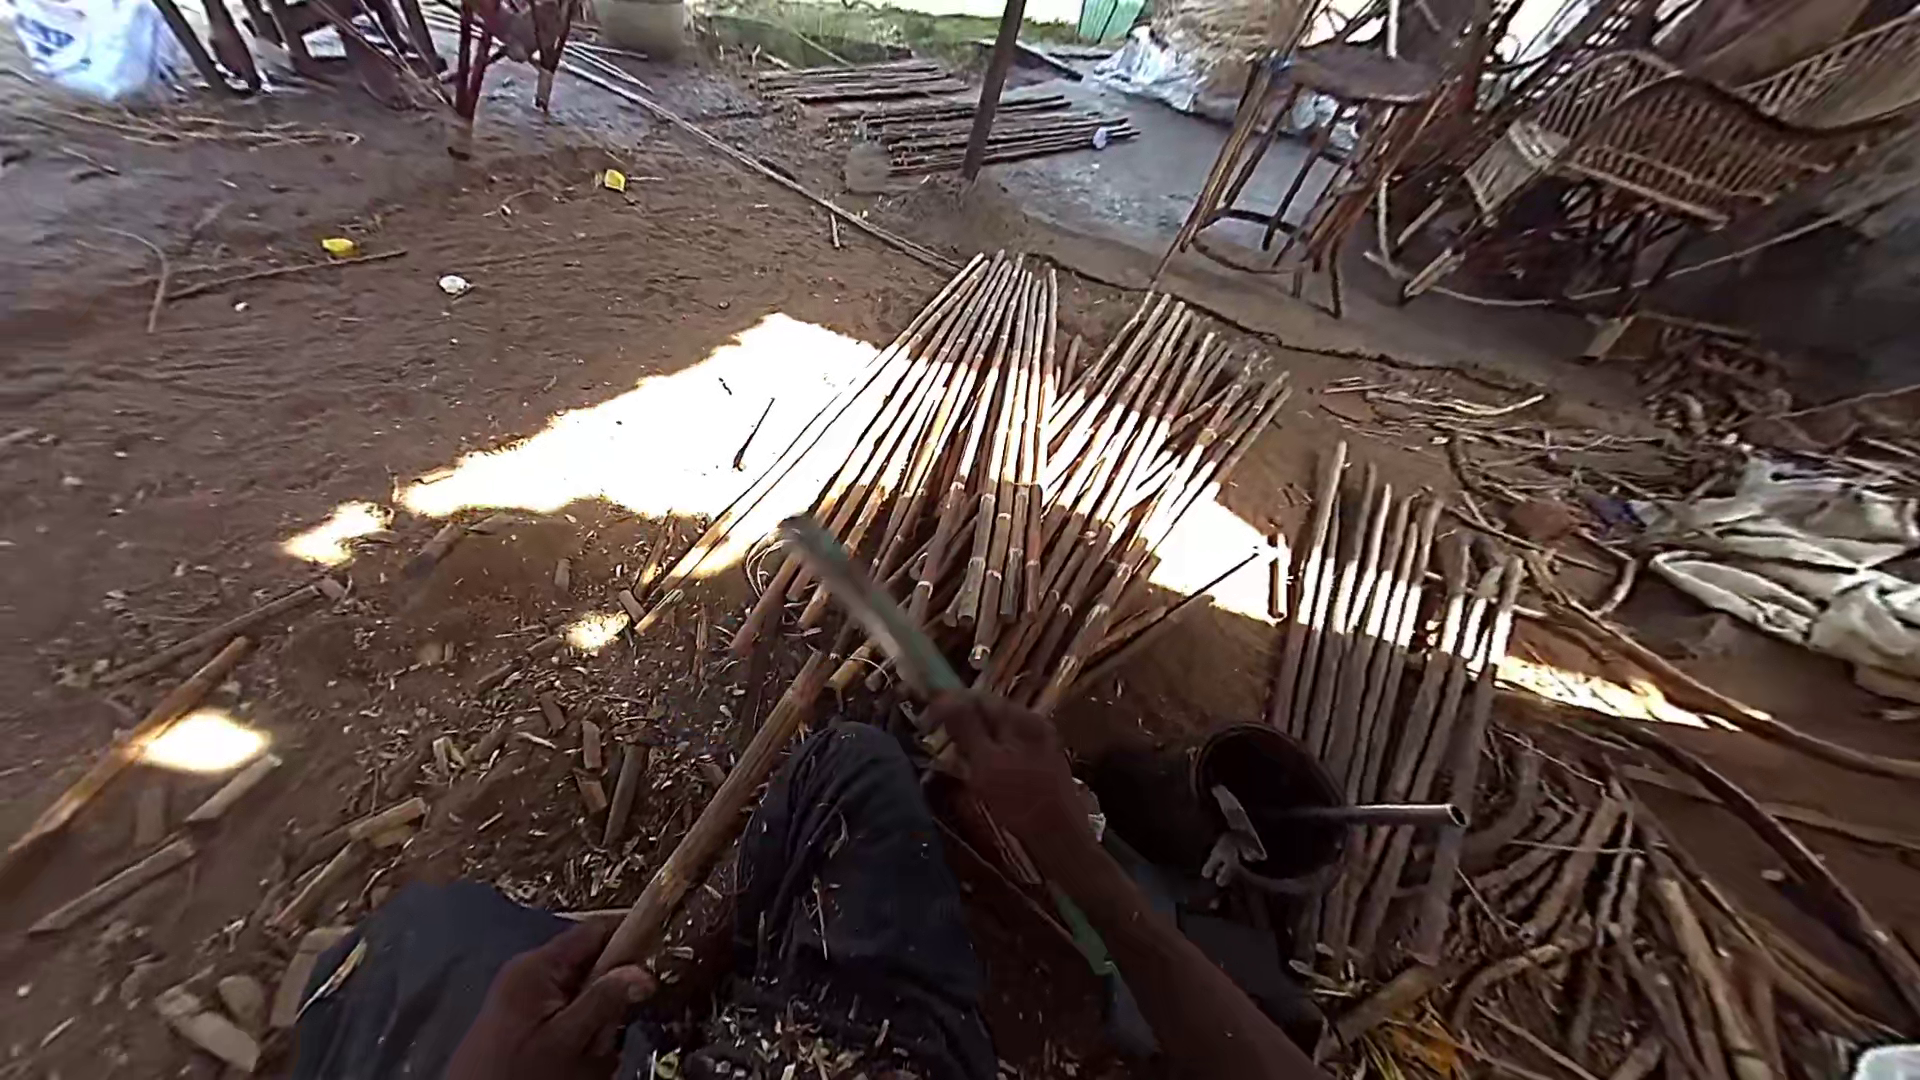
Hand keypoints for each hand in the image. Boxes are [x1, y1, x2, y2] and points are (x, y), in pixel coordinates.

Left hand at [445, 919, 655, 1079]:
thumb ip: (605, 1000)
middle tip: (617, 1022)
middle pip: (592, 961)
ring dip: (596, 1017)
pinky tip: (576, 1059)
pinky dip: (578, 1032)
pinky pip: (564, 1012)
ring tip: (591, 1050)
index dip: (631, 935)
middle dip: (611, 990)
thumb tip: (646, 971)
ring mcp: (520, 999)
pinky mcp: (517, 1024)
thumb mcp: (564, 1044)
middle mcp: (528, 973)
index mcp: (536, 966)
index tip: (659, 953)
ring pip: (582, 990)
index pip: (598, 929)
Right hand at [929, 691, 1093, 863]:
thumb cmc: (1021, 803)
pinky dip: (988, 750)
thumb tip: (944, 697)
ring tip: (953, 754)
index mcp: (1021, 717)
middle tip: (935, 738)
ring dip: (973, 736)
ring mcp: (1040, 741)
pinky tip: (978, 767)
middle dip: (959, 720)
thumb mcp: (987, 764)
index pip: (977, 697)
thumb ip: (966, 727)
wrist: (1062, 841)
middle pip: (988, 710)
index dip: (947, 705)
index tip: (924, 723)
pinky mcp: (1042, 760)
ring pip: (996, 728)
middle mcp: (1032, 721)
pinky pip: (1008, 744)